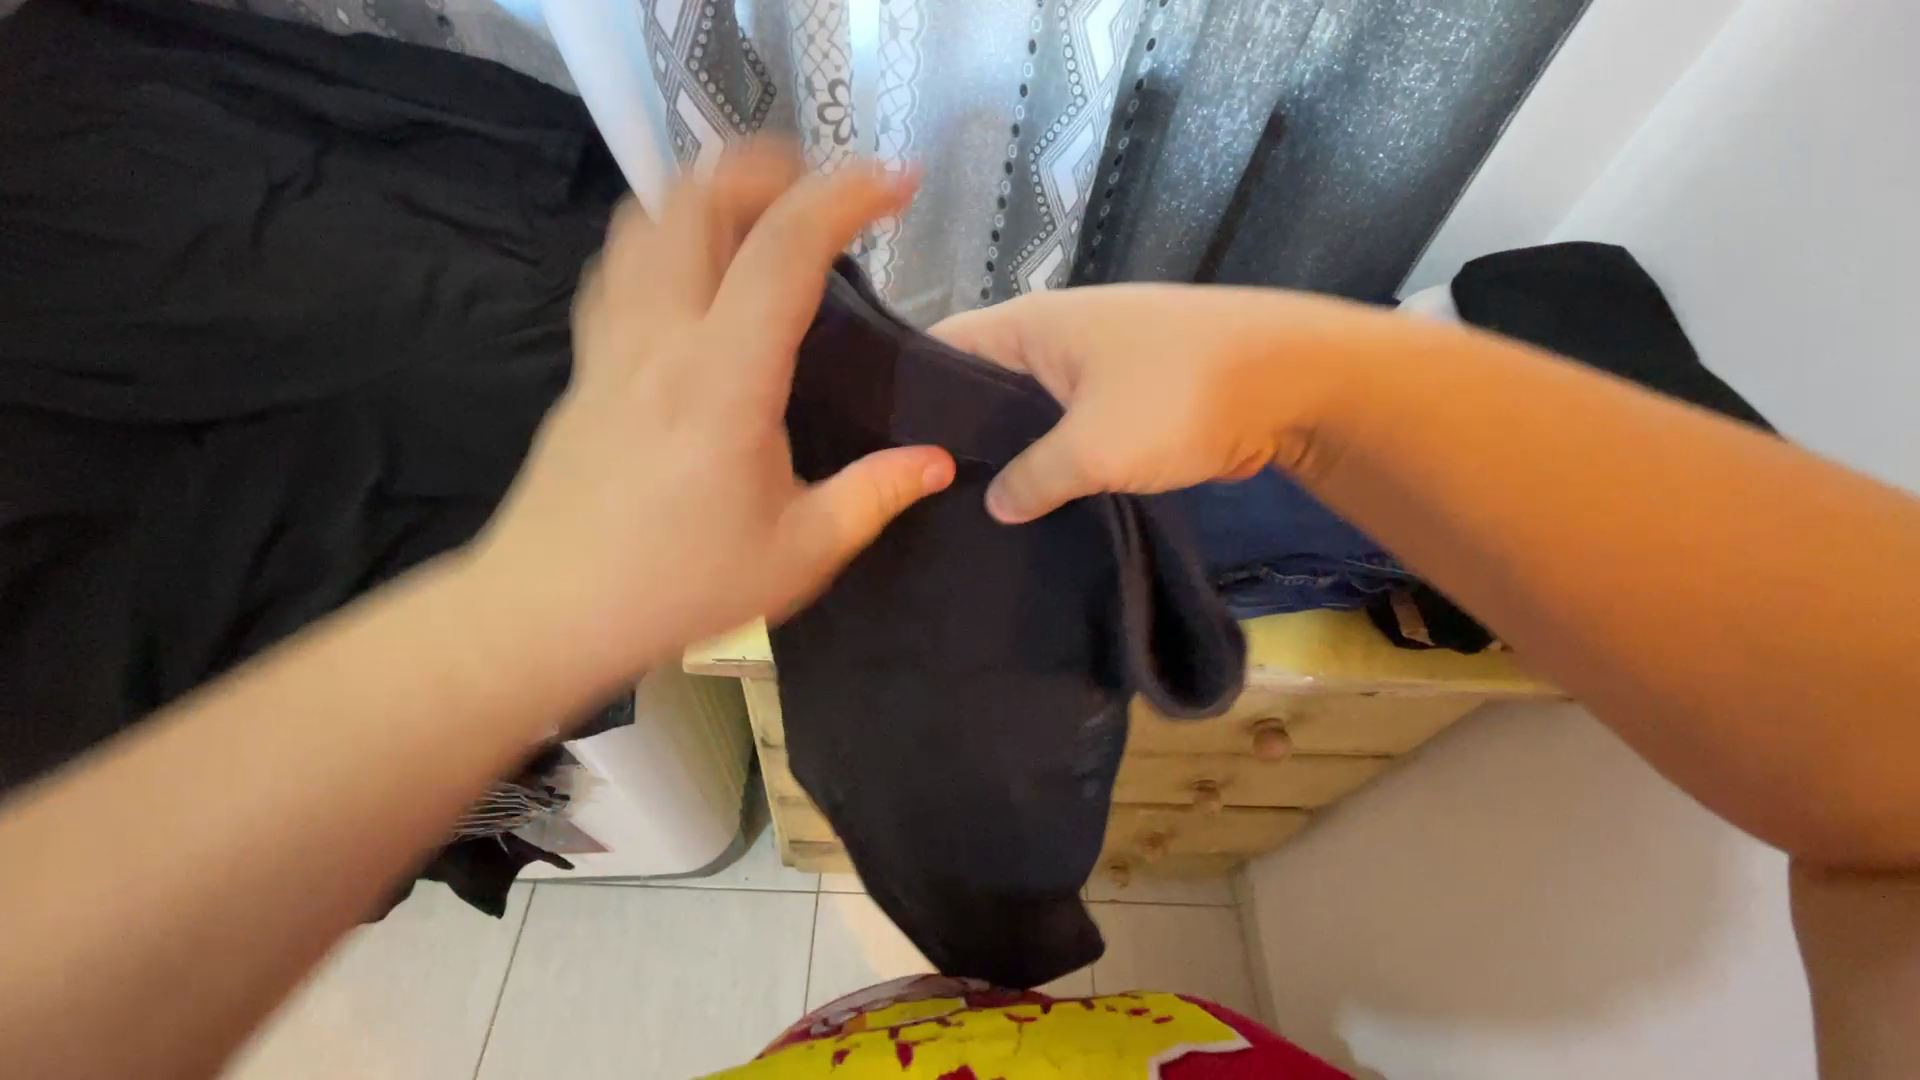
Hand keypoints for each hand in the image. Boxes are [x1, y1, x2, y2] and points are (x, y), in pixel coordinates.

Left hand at [469, 148, 954, 690]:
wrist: (549, 611)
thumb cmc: (679, 587)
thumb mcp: (800, 552)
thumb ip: (874, 495)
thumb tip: (936, 461)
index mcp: (725, 381)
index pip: (785, 251)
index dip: (848, 198)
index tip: (899, 184)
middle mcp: (661, 338)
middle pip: (699, 198)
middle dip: (769, 169)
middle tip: (825, 196)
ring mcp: (613, 343)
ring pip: (648, 219)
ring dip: (711, 195)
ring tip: (765, 220)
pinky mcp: (587, 362)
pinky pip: (622, 265)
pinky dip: (666, 237)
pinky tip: (696, 274)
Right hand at [932, 284, 1384, 522]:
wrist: (1293, 381)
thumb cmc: (1179, 396)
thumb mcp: (1093, 448)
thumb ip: (1032, 478)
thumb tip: (996, 506)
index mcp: (1029, 327)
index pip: (940, 349)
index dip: (907, 394)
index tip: (877, 450)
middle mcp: (1051, 339)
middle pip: (980, 387)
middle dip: (954, 437)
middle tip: (913, 496)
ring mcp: (1089, 368)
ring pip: (1026, 415)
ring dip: (1007, 456)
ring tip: (958, 509)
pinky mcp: (1121, 400)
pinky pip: (1066, 432)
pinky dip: (1050, 462)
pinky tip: (1027, 505)